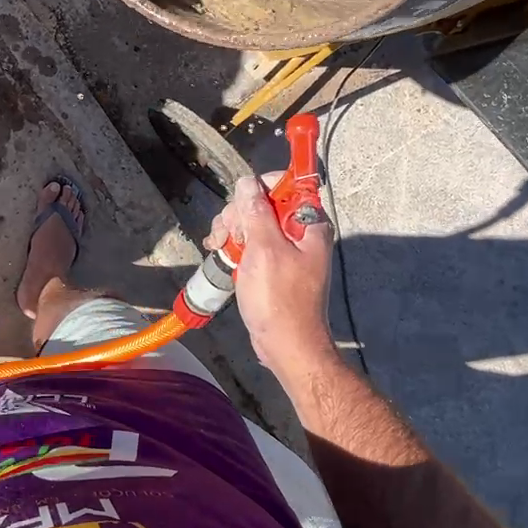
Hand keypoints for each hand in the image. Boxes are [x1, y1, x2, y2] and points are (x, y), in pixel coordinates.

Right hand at [206, 173, 339, 377]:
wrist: (286, 344)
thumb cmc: (278, 298)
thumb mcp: (264, 249)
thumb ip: (256, 212)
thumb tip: (247, 183)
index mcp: (308, 225)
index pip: (287, 186)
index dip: (260, 189)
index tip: (241, 206)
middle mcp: (301, 233)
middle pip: (264, 204)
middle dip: (239, 214)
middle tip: (226, 235)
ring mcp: (287, 250)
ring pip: (253, 223)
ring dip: (232, 230)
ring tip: (219, 247)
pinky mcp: (274, 266)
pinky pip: (252, 244)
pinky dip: (235, 245)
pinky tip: (221, 253)